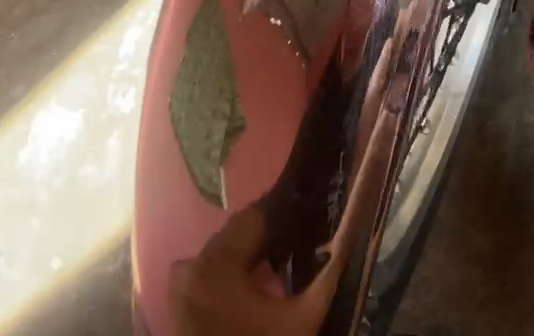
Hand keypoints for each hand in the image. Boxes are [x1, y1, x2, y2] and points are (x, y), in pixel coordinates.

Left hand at [171, 207, 340, 335]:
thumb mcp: (305, 318)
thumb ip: (331, 272)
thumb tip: (353, 234)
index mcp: (218, 264)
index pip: (257, 216)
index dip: (289, 213)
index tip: (316, 214)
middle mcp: (193, 268)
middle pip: (238, 231)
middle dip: (272, 231)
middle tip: (306, 236)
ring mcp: (181, 290)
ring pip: (223, 249)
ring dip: (252, 248)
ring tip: (284, 256)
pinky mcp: (180, 308)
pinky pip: (208, 269)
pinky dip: (232, 267)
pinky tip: (258, 280)